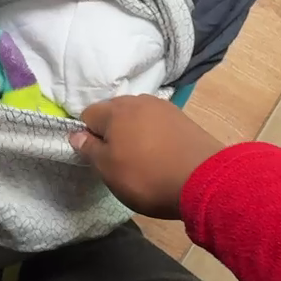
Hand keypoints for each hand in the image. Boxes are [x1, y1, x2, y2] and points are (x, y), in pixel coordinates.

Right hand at [69, 95, 222, 219]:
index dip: (87, 135)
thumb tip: (75, 134)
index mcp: (115, 111)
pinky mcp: (182, 118)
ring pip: (136, 115)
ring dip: (133, 131)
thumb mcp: (109, 170)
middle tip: (118, 158)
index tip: (98, 157)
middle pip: (113, 111)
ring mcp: (163, 107)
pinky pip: (157, 122)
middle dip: (111, 130)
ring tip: (141, 156)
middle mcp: (137, 101)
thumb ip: (89, 149)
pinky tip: (161, 153)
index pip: (88, 114)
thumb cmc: (147, 176)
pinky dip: (153, 134)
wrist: (204, 180)